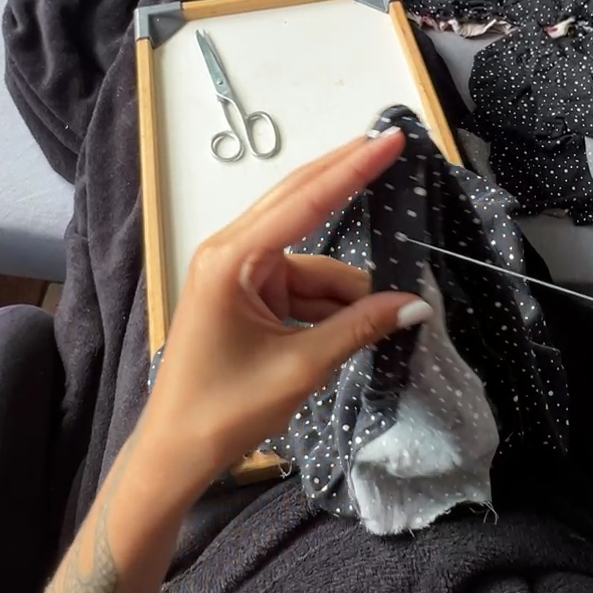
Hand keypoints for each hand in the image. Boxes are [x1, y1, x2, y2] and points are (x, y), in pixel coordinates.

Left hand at [138, 129, 430, 492]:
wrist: (175, 453)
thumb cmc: (226, 409)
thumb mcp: (300, 367)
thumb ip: (359, 327)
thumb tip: (416, 304)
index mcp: (233, 258)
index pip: (305, 201)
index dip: (352, 170)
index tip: (388, 138)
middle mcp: (232, 252)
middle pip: (302, 205)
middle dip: (347, 182)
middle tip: (392, 149)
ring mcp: (239, 272)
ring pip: (311, 261)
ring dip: (348, 286)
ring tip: (391, 313)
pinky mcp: (247, 294)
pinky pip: (301, 285)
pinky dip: (331, 302)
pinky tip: (364, 322)